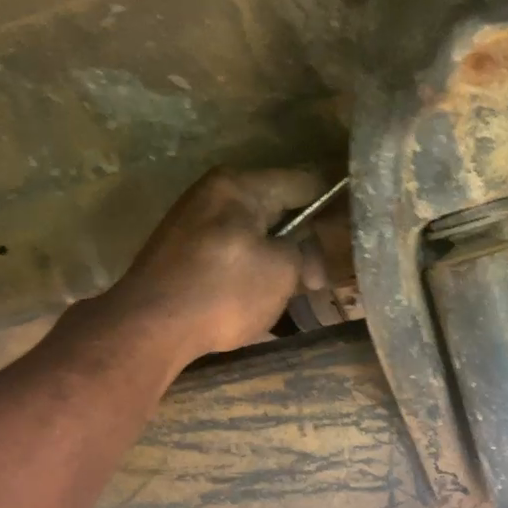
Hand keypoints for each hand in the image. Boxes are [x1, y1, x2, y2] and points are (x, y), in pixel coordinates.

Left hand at [88, 168, 329, 360]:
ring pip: (254, 233)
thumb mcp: (281, 272)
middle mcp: (214, 193)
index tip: (357, 221)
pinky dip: (254, 269)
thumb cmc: (223, 292)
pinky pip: (233, 253)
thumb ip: (304, 256)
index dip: (334, 200)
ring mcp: (193, 222)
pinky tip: (265, 294)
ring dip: (279, 257)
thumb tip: (309, 262)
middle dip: (304, 237)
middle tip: (330, 268)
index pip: (303, 181)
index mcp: (239, 185)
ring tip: (302, 287)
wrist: (151, 326)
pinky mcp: (182, 253)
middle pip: (275, 208)